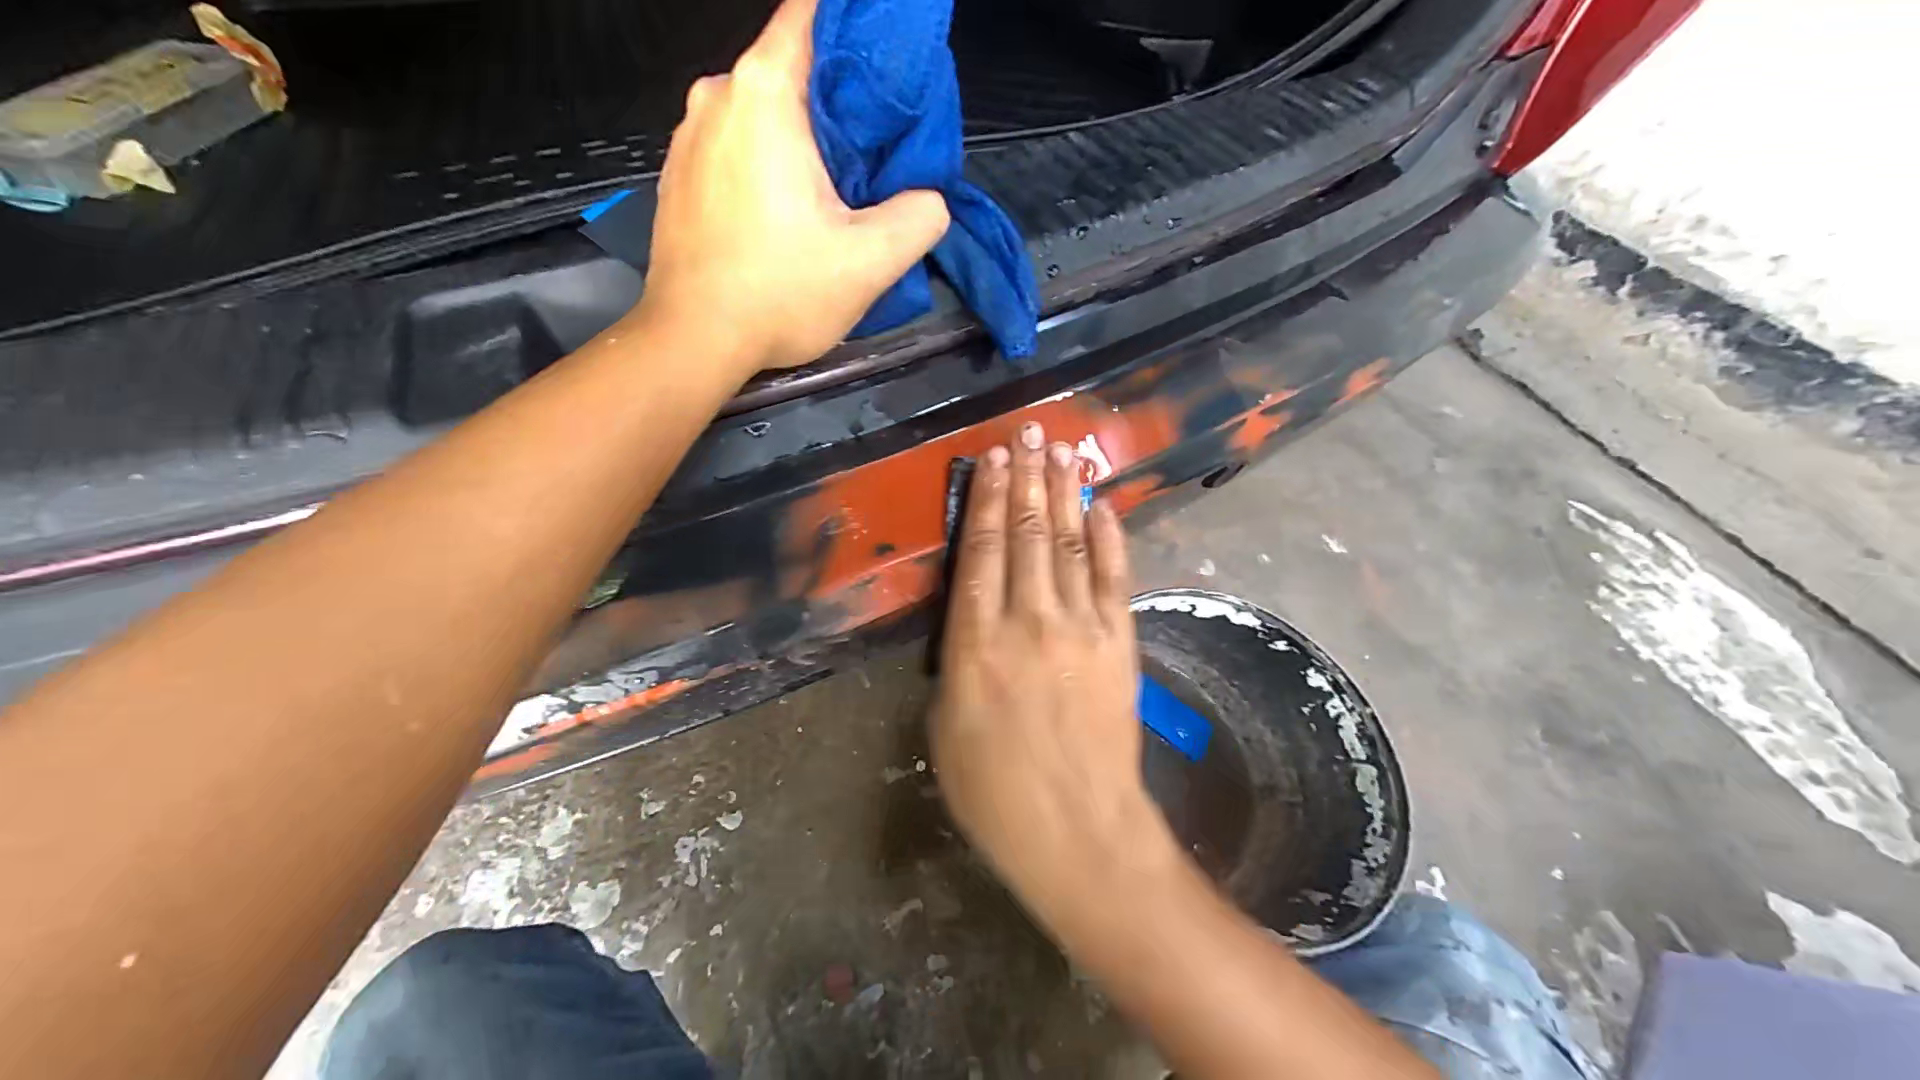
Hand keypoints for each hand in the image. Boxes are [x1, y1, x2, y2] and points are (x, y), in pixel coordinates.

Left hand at [635, 0, 951, 376]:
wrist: (694, 341)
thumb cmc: (780, 293)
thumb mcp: (871, 262)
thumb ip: (919, 217)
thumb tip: (928, 199)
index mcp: (763, 93)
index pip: (815, 15)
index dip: (860, 36)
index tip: (890, 79)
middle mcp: (717, 95)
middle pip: (792, 69)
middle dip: (838, 101)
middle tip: (877, 153)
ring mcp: (689, 136)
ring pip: (762, 112)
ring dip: (802, 138)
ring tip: (835, 189)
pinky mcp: (681, 175)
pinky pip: (735, 147)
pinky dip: (767, 162)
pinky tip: (787, 212)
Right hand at [931, 421, 1180, 925]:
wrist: (1077, 829)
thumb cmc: (994, 790)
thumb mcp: (945, 725)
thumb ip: (958, 659)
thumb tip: (974, 620)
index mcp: (975, 641)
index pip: (981, 549)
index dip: (986, 497)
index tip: (992, 458)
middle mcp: (1027, 620)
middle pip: (1024, 532)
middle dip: (1026, 478)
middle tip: (1028, 433)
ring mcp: (1079, 627)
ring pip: (1066, 543)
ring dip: (1062, 493)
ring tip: (1059, 450)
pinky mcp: (1118, 642)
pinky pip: (1112, 577)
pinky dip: (1107, 537)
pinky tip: (1100, 505)